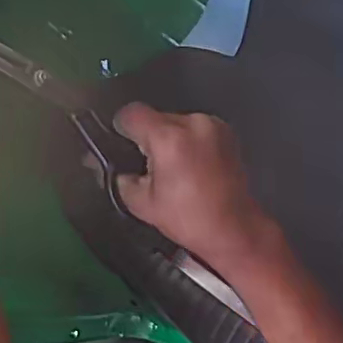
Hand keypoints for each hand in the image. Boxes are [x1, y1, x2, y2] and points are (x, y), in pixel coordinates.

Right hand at [111, 103, 281, 270]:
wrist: (234, 229)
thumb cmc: (187, 219)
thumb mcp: (141, 203)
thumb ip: (119, 178)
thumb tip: (109, 166)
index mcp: (169, 139)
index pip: (132, 113)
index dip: (121, 127)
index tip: (122, 143)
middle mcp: (192, 124)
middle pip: (155, 117)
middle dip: (148, 138)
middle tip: (149, 167)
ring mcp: (213, 125)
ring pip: (175, 122)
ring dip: (169, 139)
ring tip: (173, 169)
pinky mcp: (226, 132)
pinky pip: (194, 128)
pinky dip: (188, 141)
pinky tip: (191, 166)